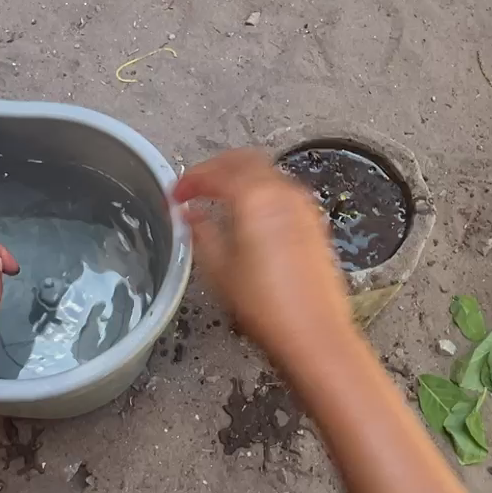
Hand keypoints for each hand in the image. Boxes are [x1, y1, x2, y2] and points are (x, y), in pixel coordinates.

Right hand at [173, 149, 360, 369]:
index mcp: (254, 198)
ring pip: (267, 173)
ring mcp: (303, 206)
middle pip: (244, 161)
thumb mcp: (219, 270)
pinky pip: (283, 192)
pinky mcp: (314, 223)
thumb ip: (201, 233)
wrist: (314, 332)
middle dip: (216, 168)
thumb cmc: (268, 307)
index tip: (176, 193)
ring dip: (240, 177)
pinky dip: (262, 192)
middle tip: (196, 185)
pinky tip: (250, 214)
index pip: (215, 173)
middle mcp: (282, 193)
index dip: (190, 179)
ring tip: (218, 198)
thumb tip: (191, 217)